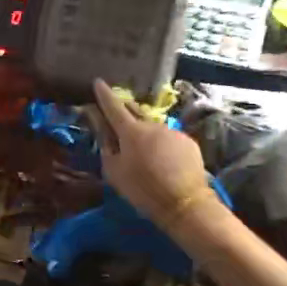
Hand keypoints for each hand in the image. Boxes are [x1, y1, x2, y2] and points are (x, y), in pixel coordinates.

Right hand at [88, 78, 215, 230]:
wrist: (184, 203)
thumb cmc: (142, 189)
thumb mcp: (114, 171)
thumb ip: (105, 143)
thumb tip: (98, 123)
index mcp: (131, 131)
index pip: (113, 106)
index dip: (104, 94)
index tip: (98, 82)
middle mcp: (152, 124)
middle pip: (135, 111)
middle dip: (125, 110)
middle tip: (117, 116)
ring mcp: (173, 131)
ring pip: (153, 127)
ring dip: (145, 132)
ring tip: (143, 150)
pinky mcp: (188, 142)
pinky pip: (169, 138)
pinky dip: (162, 144)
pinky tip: (163, 160)